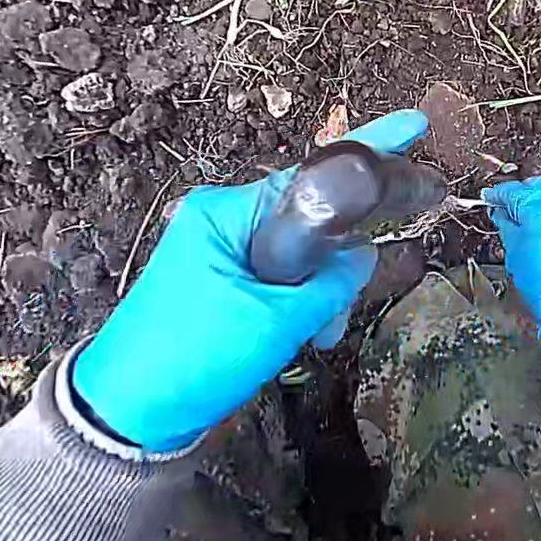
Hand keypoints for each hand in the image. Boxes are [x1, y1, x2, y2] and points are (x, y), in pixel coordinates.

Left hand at [71, 109, 429, 450]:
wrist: (126, 416)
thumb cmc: (195, 357)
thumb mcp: (276, 321)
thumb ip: (332, 282)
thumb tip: (366, 253)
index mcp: (229, 211)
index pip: (311, 170)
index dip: (368, 146)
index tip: (413, 123)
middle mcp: (228, 217)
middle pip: (313, 211)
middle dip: (345, 248)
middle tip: (375, 267)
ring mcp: (227, 246)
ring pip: (302, 248)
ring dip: (323, 286)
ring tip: (323, 331)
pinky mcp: (229, 275)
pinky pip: (283, 271)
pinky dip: (303, 298)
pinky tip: (310, 332)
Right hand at [483, 177, 540, 336]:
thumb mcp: (515, 254)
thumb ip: (507, 226)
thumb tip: (500, 213)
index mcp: (537, 210)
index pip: (513, 192)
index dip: (498, 195)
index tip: (490, 198)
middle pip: (536, 189)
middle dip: (520, 194)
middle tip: (507, 207)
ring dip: (540, 204)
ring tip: (528, 219)